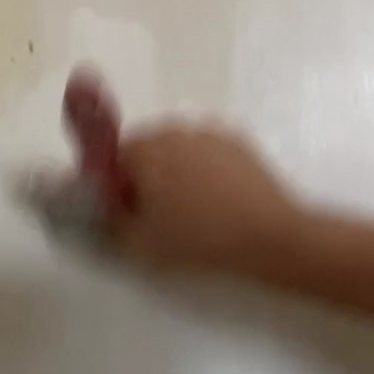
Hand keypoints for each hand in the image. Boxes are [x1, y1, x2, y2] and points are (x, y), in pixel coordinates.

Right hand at [112, 125, 300, 272]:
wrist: (269, 235)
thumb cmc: (197, 239)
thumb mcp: (138, 244)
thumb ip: (109, 221)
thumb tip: (104, 206)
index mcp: (146, 149)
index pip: (111, 156)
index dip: (114, 186)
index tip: (126, 212)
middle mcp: (175, 129)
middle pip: (145, 150)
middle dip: (144, 177)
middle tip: (156, 216)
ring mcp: (211, 132)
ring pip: (178, 151)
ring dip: (175, 173)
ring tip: (191, 211)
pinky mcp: (240, 142)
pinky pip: (207, 154)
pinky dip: (205, 172)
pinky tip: (217, 202)